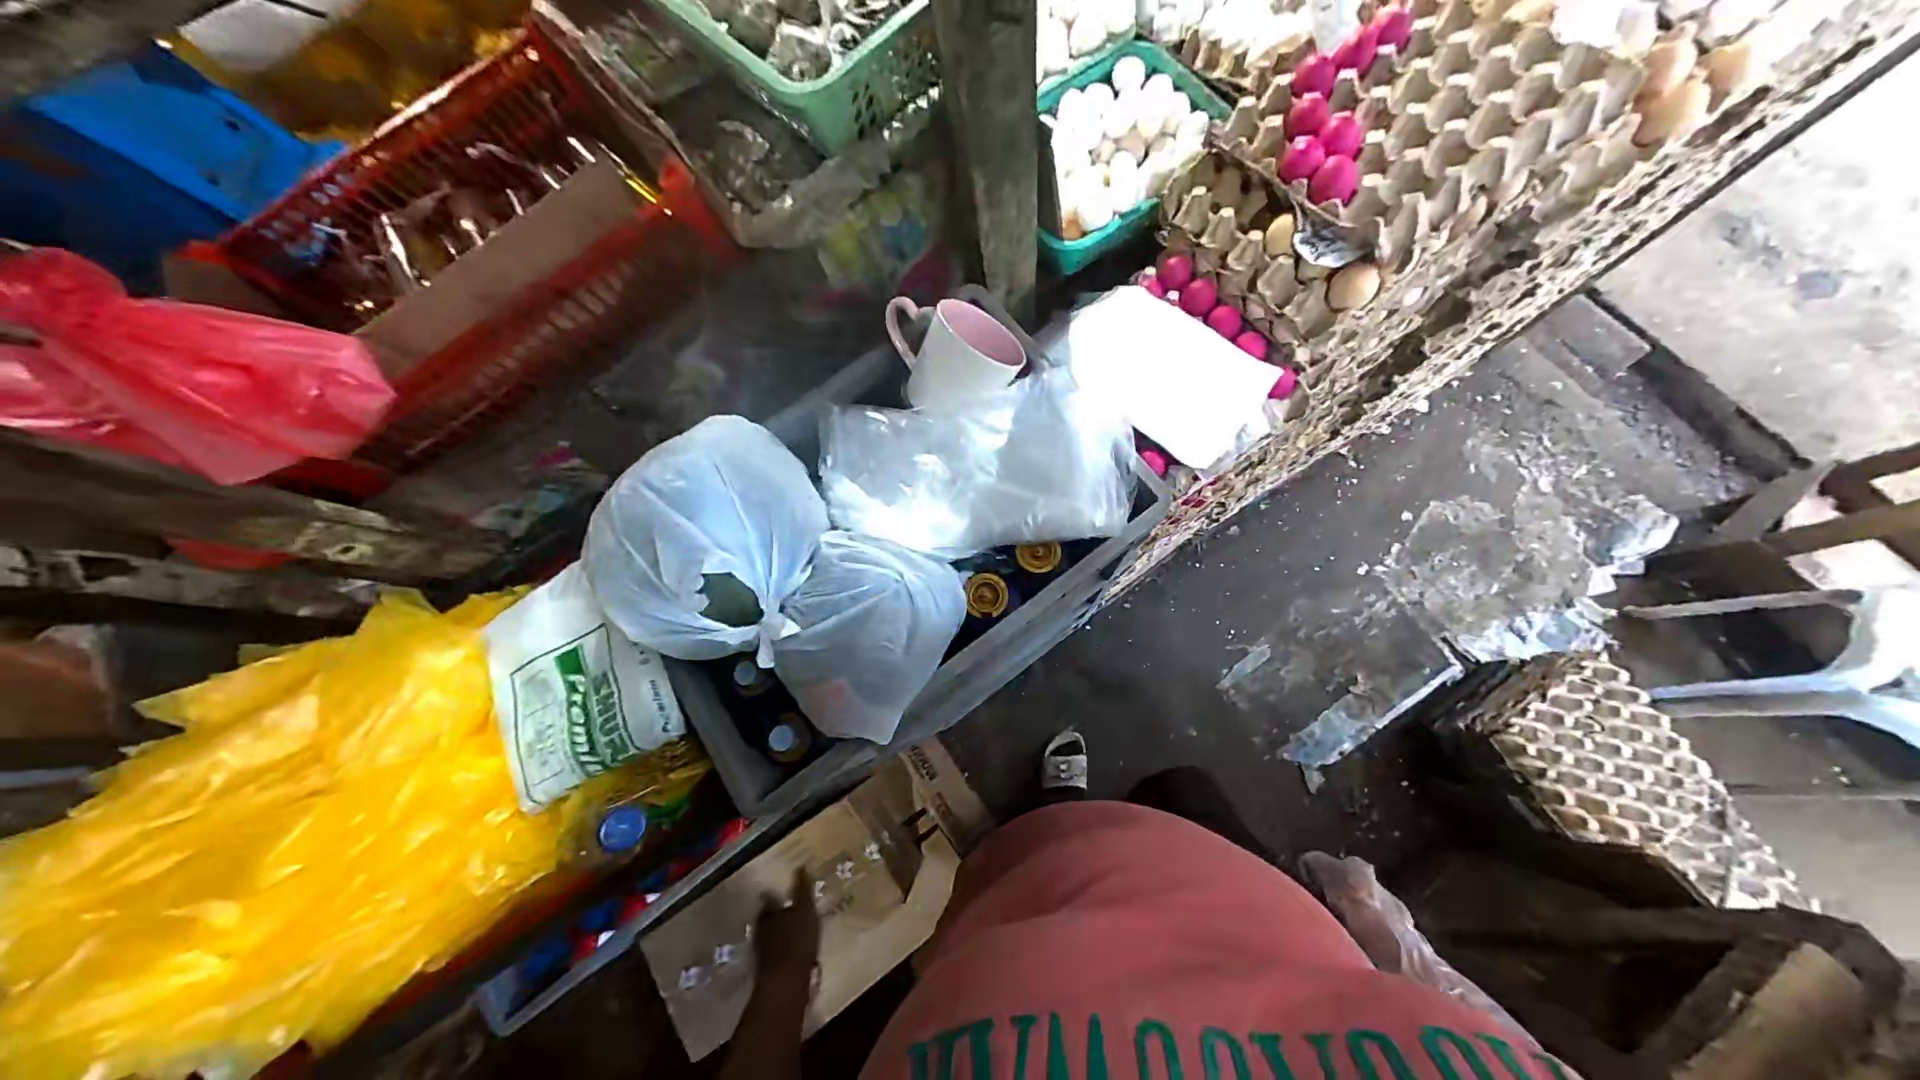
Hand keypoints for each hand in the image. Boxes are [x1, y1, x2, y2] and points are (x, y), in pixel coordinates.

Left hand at [754, 869, 820, 984]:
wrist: (786, 987)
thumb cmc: (796, 942)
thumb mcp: (805, 910)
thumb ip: (802, 889)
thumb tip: (802, 866)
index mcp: (766, 914)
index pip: (769, 899)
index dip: (777, 894)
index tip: (787, 890)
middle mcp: (760, 932)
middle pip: (769, 919)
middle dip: (780, 914)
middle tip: (796, 910)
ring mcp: (763, 954)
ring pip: (774, 938)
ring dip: (784, 934)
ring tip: (801, 932)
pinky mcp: (770, 973)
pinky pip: (780, 955)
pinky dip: (788, 951)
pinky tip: (801, 953)